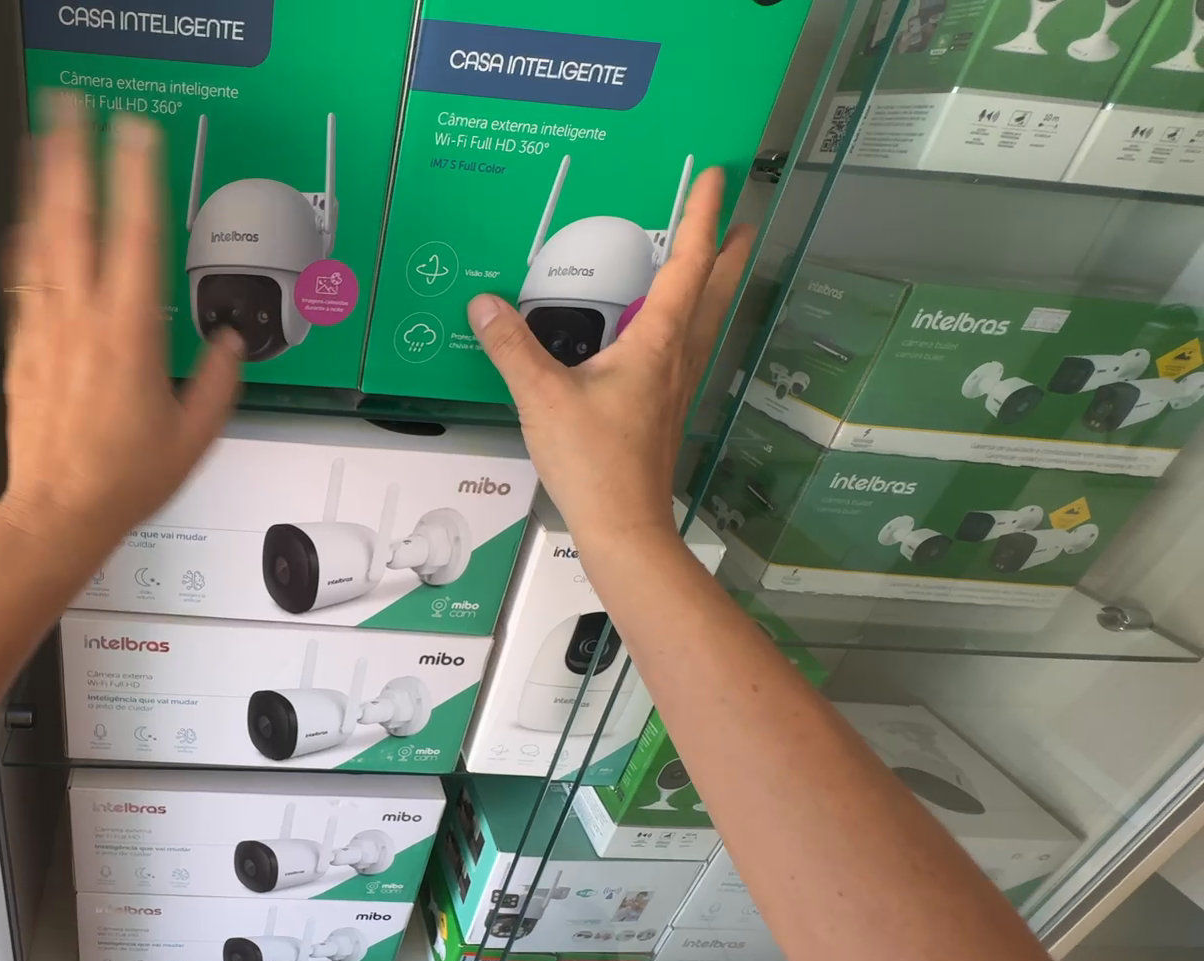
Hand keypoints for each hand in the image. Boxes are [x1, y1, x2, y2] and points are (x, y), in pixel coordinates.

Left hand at [0, 95, 241, 562]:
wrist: (61, 511)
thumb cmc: (121, 480)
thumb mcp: (193, 436)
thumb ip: (216, 381)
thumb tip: (228, 346)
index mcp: (128, 338)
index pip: (135, 239)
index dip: (138, 179)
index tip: (138, 138)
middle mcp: (82, 326)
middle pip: (75, 224)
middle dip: (76, 159)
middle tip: (75, 113)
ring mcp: (46, 335)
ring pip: (40, 246)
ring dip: (42, 189)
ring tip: (42, 145)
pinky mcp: (24, 353)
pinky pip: (22, 285)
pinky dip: (23, 246)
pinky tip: (22, 227)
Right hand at [466, 167, 752, 548]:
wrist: (621, 522)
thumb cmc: (592, 458)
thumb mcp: (542, 398)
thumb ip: (512, 348)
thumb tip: (484, 304)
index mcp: (657, 342)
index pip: (687, 265)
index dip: (700, 218)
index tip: (714, 176)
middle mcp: (678, 357)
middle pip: (714, 290)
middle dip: (726, 248)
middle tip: (737, 215)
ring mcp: (676, 386)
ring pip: (705, 321)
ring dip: (713, 285)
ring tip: (711, 261)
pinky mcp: (664, 409)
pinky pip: (684, 350)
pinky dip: (685, 323)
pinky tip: (662, 335)